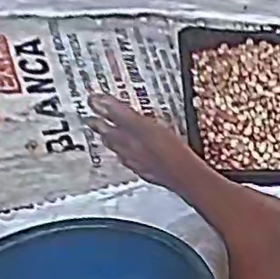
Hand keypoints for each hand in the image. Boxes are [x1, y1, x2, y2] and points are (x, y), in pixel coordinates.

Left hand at [87, 93, 206, 190]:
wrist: (187, 177)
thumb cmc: (166, 150)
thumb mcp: (139, 123)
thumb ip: (116, 112)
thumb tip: (94, 101)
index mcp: (121, 139)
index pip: (101, 124)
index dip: (96, 115)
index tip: (92, 107)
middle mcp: (128, 154)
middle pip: (111, 141)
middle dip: (105, 132)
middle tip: (99, 124)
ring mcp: (142, 166)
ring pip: (125, 154)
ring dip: (121, 147)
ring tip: (119, 141)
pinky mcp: (157, 175)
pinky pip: (142, 165)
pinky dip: (139, 159)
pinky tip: (144, 159)